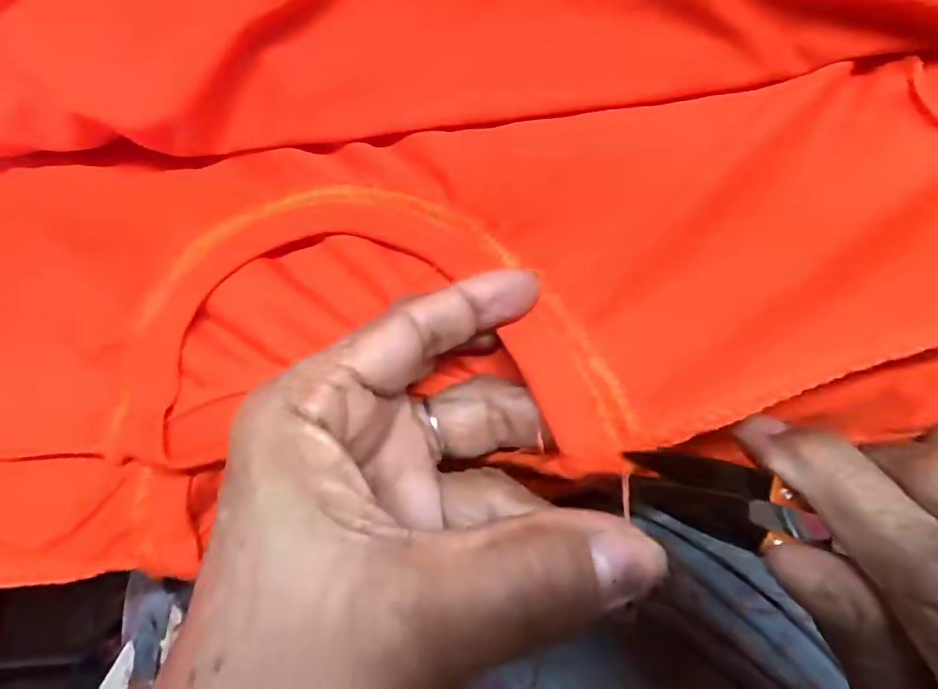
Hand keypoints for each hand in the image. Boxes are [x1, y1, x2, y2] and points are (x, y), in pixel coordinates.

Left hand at [159, 270, 667, 688]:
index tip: (535, 287)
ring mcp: (379, 492)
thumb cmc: (293, 664)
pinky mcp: (405, 546)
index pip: (404, 332)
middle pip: (451, 392)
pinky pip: (481, 513)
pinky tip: (590, 529)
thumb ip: (528, 577)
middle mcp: (346, 437)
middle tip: (599, 390)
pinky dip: (532, 520)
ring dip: (539, 462)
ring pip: (475, 457)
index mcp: (313, 411)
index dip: (470, 305)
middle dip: (524, 392)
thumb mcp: (406, 609)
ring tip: (614, 460)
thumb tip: (644, 552)